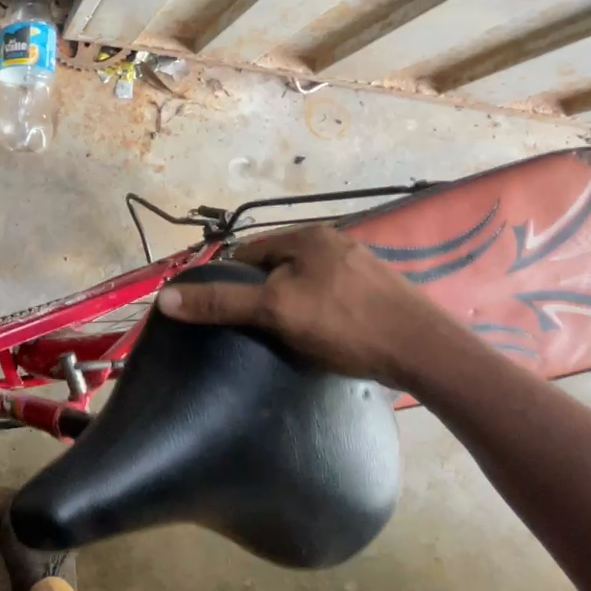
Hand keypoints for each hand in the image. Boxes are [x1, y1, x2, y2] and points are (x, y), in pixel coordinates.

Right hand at [155, 225, 468, 385]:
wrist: (427, 354)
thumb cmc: (345, 324)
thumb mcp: (275, 311)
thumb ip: (220, 302)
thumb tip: (164, 297)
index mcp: (307, 237)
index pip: (246, 254)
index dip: (228, 283)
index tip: (224, 315)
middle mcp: (335, 241)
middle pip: (275, 267)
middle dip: (260, 294)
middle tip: (254, 330)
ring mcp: (361, 265)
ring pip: (304, 283)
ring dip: (290, 305)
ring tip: (286, 337)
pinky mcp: (381, 290)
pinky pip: (331, 296)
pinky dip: (319, 313)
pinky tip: (323, 337)